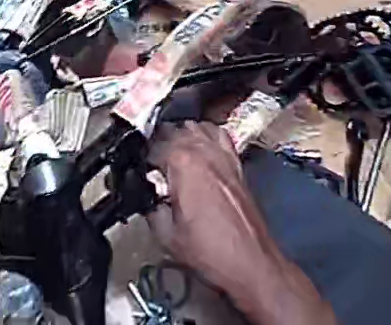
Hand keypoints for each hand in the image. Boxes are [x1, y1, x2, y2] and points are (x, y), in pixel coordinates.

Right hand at [148, 123, 336, 324]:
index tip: (141, 172)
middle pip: (171, 131)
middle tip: (152, 165)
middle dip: (158, 145)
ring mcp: (220, 152)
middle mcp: (201, 150)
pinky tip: (200, 146)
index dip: (142, 160)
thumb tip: (148, 199)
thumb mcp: (167, 236)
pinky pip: (216, 133)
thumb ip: (151, 208)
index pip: (151, 147)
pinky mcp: (234, 160)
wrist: (250, 263)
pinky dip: (205, 134)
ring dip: (180, 136)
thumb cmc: (214, 252)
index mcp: (180, 162)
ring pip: (193, 126)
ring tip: (172, 153)